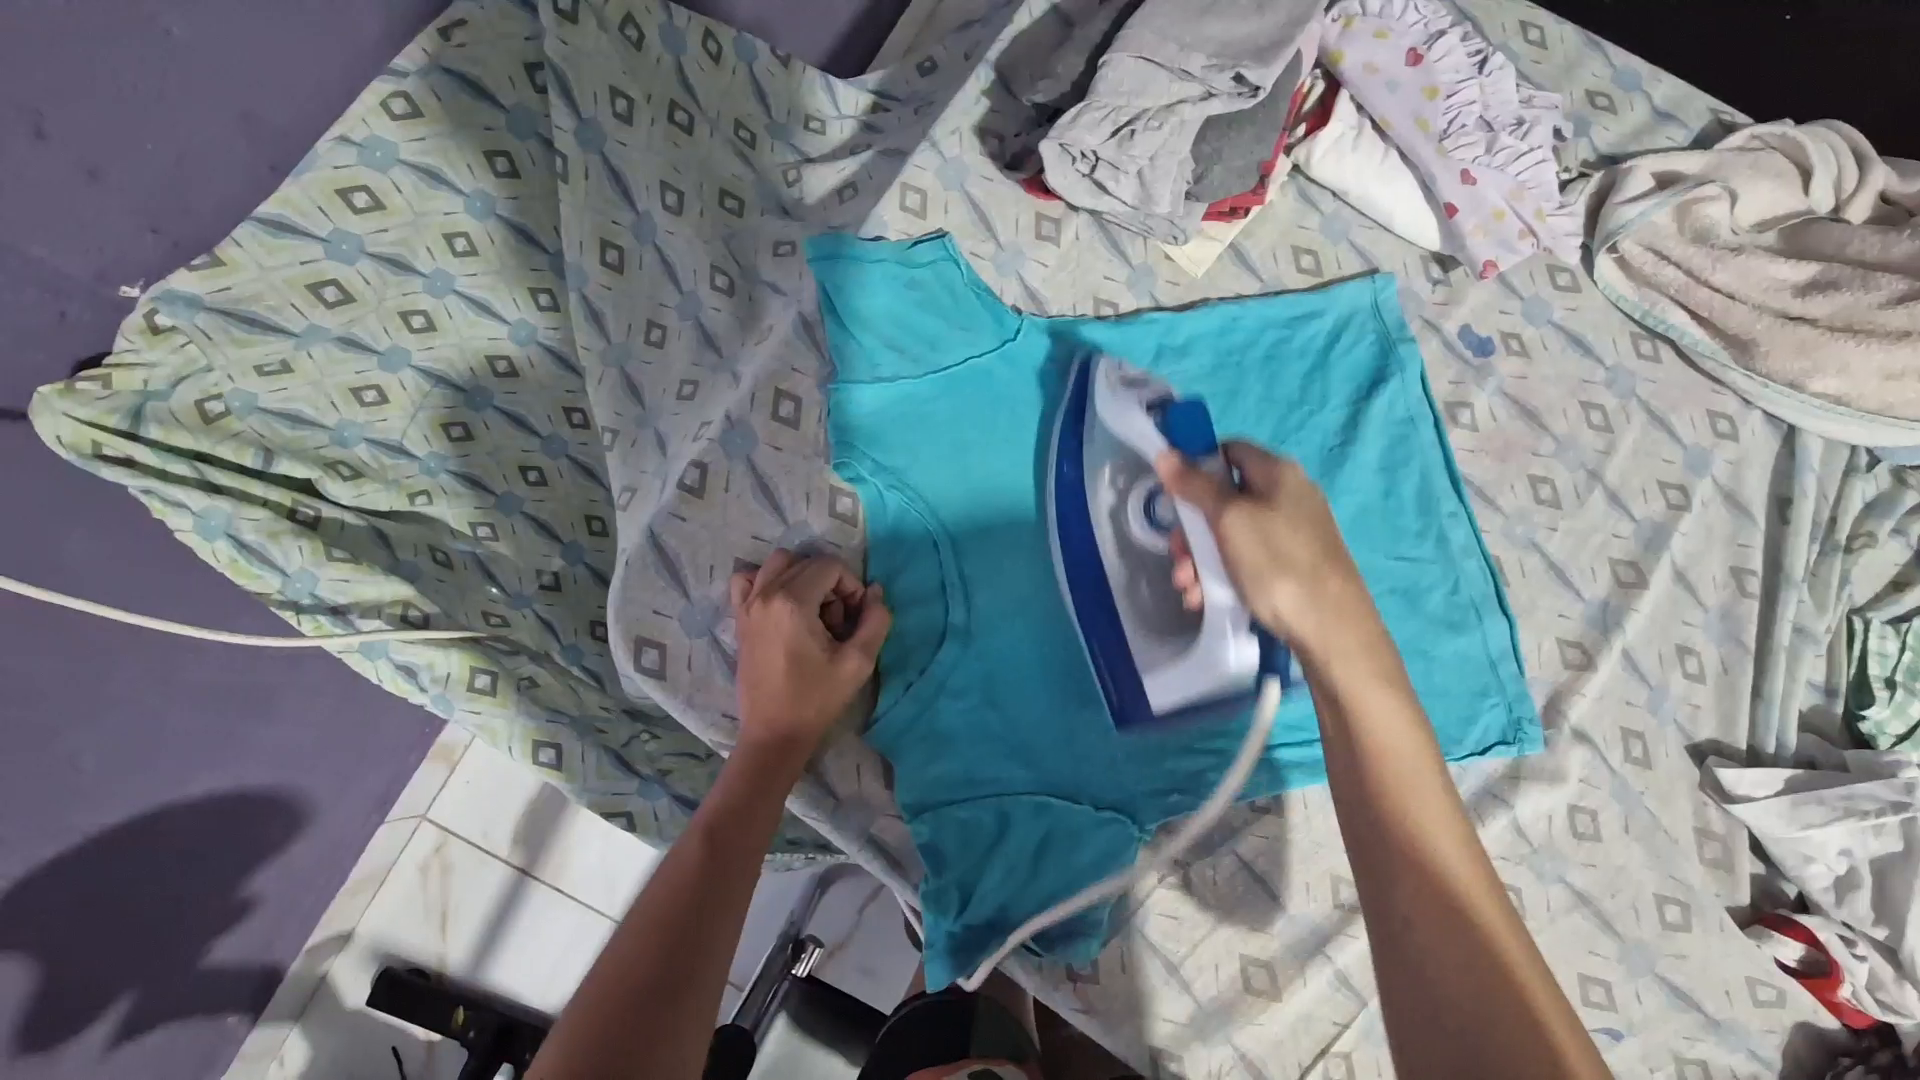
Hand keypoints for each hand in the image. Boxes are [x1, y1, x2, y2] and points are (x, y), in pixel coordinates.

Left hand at [729, 549, 891, 762]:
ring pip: (779, 563)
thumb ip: (875, 620)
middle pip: (807, 562)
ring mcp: (747, 605)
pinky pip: (749, 580)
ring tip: (812, 612)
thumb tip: (875, 592)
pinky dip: (767, 582)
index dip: (851, 586)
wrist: (774, 733)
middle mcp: (765, 593)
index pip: (830, 566)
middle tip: (837, 623)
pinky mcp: (739, 618)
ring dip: (802, 578)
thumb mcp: (859, 662)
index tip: (855, 618)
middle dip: (830, 584)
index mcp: (792, 601)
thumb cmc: (816, 699)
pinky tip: (782, 607)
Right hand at [1155, 442, 1370, 653]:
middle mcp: (1288, 496)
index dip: (1197, 467)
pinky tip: (1205, 599)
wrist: (1330, 627)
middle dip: (1192, 529)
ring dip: (1200, 559)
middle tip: (1177, 554)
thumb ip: (1195, 486)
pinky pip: (1245, 560)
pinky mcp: (1291, 566)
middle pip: (1224, 498)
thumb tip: (1166, 454)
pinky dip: (1221, 575)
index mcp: (1278, 472)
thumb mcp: (1229, 519)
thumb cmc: (1277, 563)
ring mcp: (1291, 533)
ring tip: (1188, 587)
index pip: (1229, 451)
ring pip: (1230, 535)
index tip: (1174, 495)